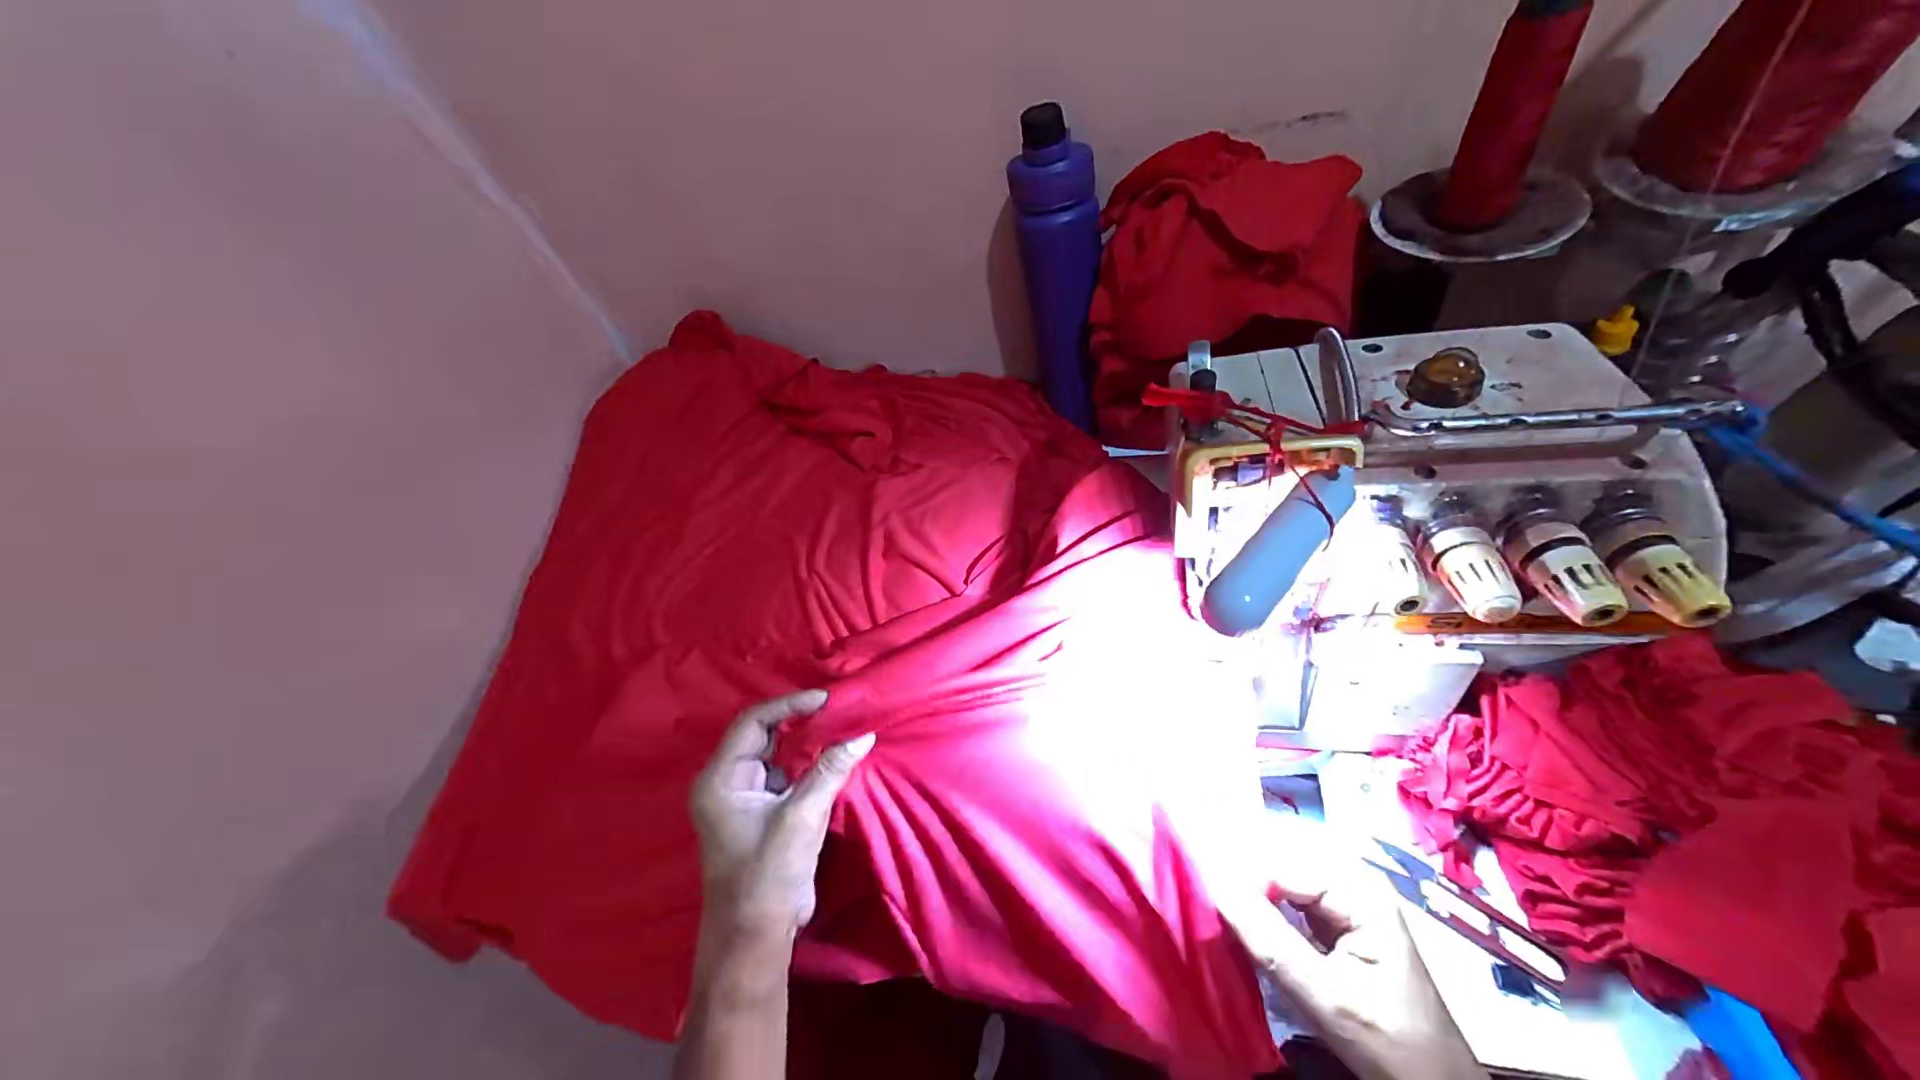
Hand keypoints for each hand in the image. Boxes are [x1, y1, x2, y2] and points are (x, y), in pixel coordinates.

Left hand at [689, 689, 874, 939]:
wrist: (755, 937)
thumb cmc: (767, 876)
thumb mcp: (801, 818)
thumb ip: (830, 770)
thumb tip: (864, 733)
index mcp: (721, 779)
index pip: (754, 723)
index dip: (790, 704)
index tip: (826, 698)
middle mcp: (725, 782)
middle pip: (763, 735)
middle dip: (800, 720)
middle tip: (837, 708)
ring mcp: (742, 797)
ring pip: (776, 754)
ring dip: (805, 742)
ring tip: (840, 725)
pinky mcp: (760, 812)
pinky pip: (784, 775)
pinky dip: (806, 765)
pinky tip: (832, 757)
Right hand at [1216, 833, 1485, 1079]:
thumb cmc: (1389, 1043)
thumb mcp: (1326, 996)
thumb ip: (1269, 940)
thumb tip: (1214, 886)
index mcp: (1360, 892)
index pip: (1283, 865)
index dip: (1241, 876)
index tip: (1204, 894)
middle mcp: (1351, 885)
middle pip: (1281, 865)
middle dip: (1240, 876)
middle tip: (1202, 892)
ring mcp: (1342, 904)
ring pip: (1279, 881)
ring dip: (1247, 891)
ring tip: (1213, 901)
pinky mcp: (1331, 925)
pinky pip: (1285, 902)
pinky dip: (1259, 908)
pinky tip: (1238, 916)